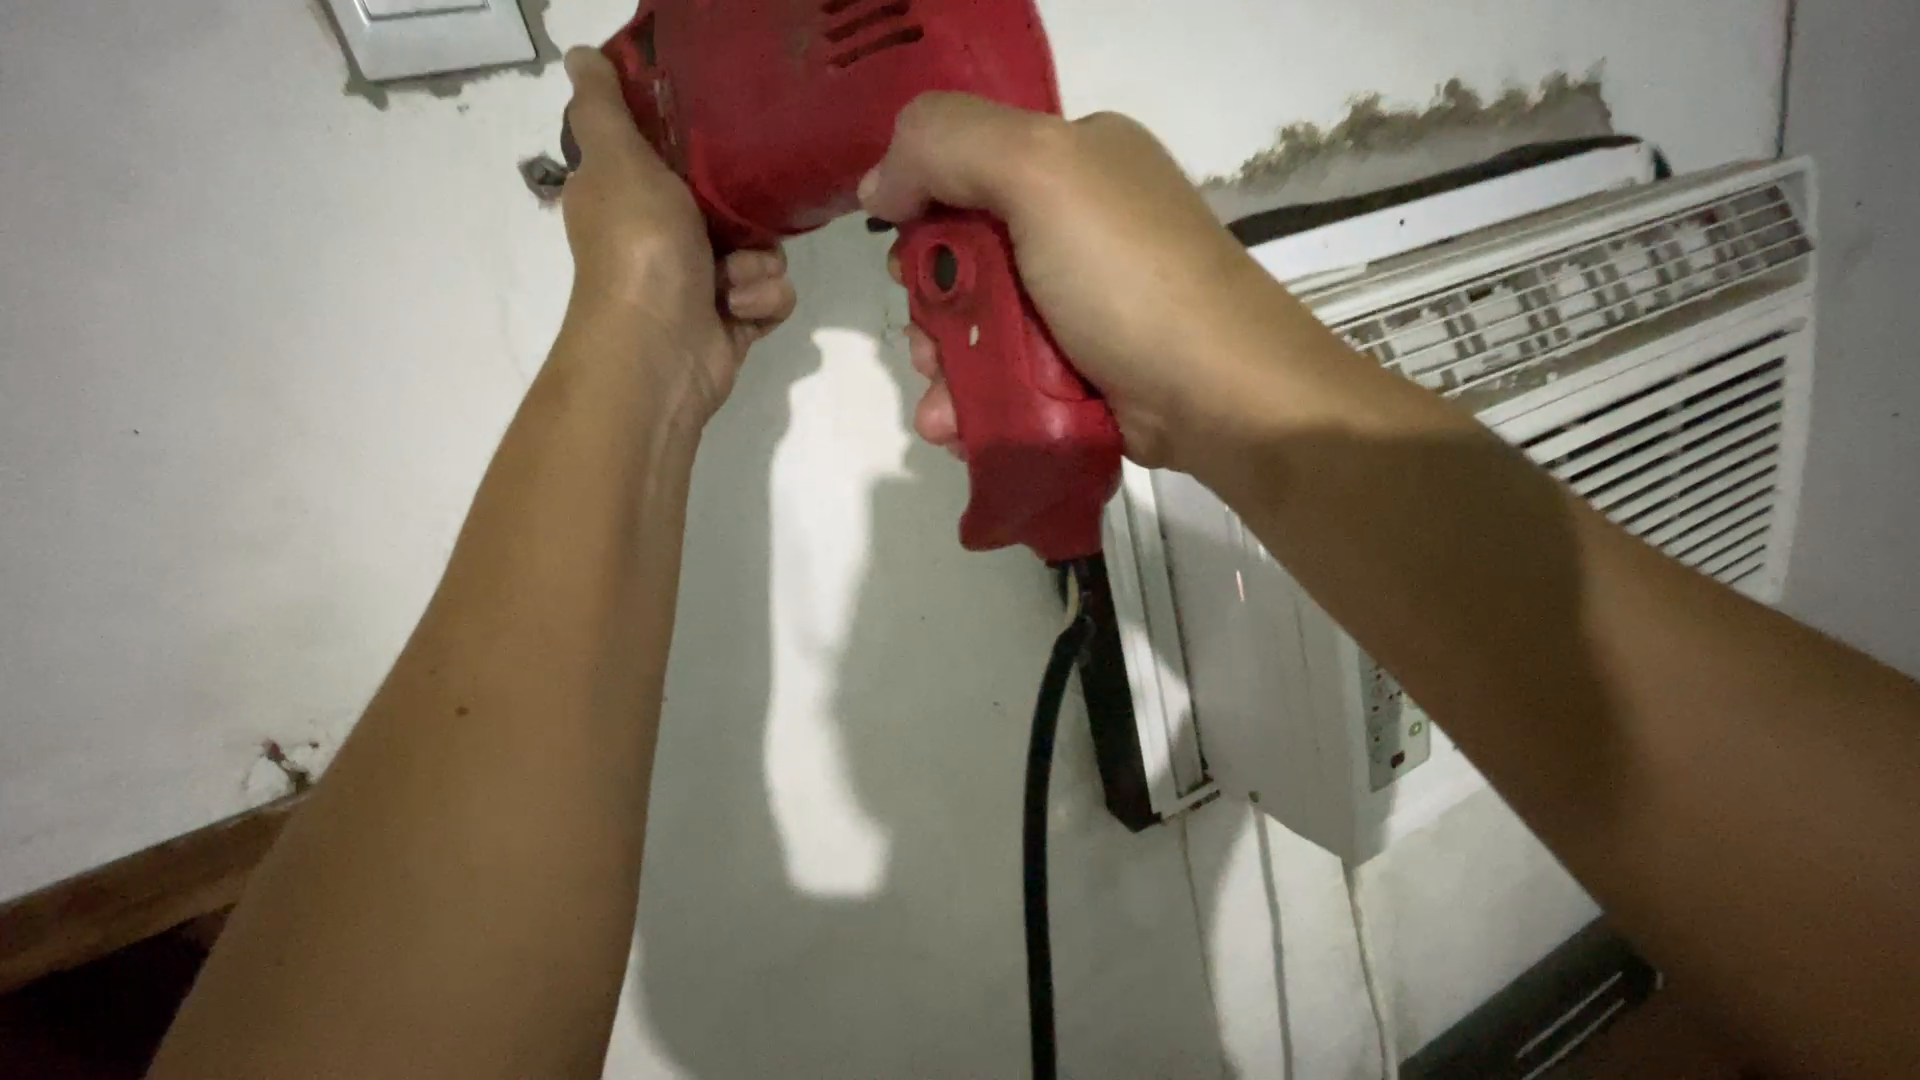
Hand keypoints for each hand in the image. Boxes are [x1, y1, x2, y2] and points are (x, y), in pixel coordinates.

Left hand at [560, 48, 795, 421]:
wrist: (662, 350)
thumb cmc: (638, 250)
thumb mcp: (617, 160)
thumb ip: (604, 107)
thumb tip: (582, 56)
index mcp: (629, 197)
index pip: (672, 159)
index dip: (698, 149)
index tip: (722, 140)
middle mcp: (664, 239)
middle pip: (732, 207)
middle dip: (745, 215)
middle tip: (736, 218)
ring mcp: (703, 284)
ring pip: (763, 253)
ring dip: (756, 266)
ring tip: (732, 282)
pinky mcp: (736, 321)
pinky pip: (774, 296)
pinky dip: (763, 302)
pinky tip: (740, 310)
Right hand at [861, 94, 1289, 469]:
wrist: (1215, 394)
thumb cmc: (1127, 278)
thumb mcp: (1040, 173)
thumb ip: (946, 147)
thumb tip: (877, 184)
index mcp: (1074, 161)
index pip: (968, 169)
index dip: (924, 214)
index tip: (906, 262)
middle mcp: (1075, 228)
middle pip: (965, 262)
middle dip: (931, 310)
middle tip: (927, 347)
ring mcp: (1077, 306)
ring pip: (979, 330)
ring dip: (944, 372)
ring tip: (941, 412)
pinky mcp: (1076, 371)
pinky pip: (1004, 378)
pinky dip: (973, 404)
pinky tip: (957, 430)